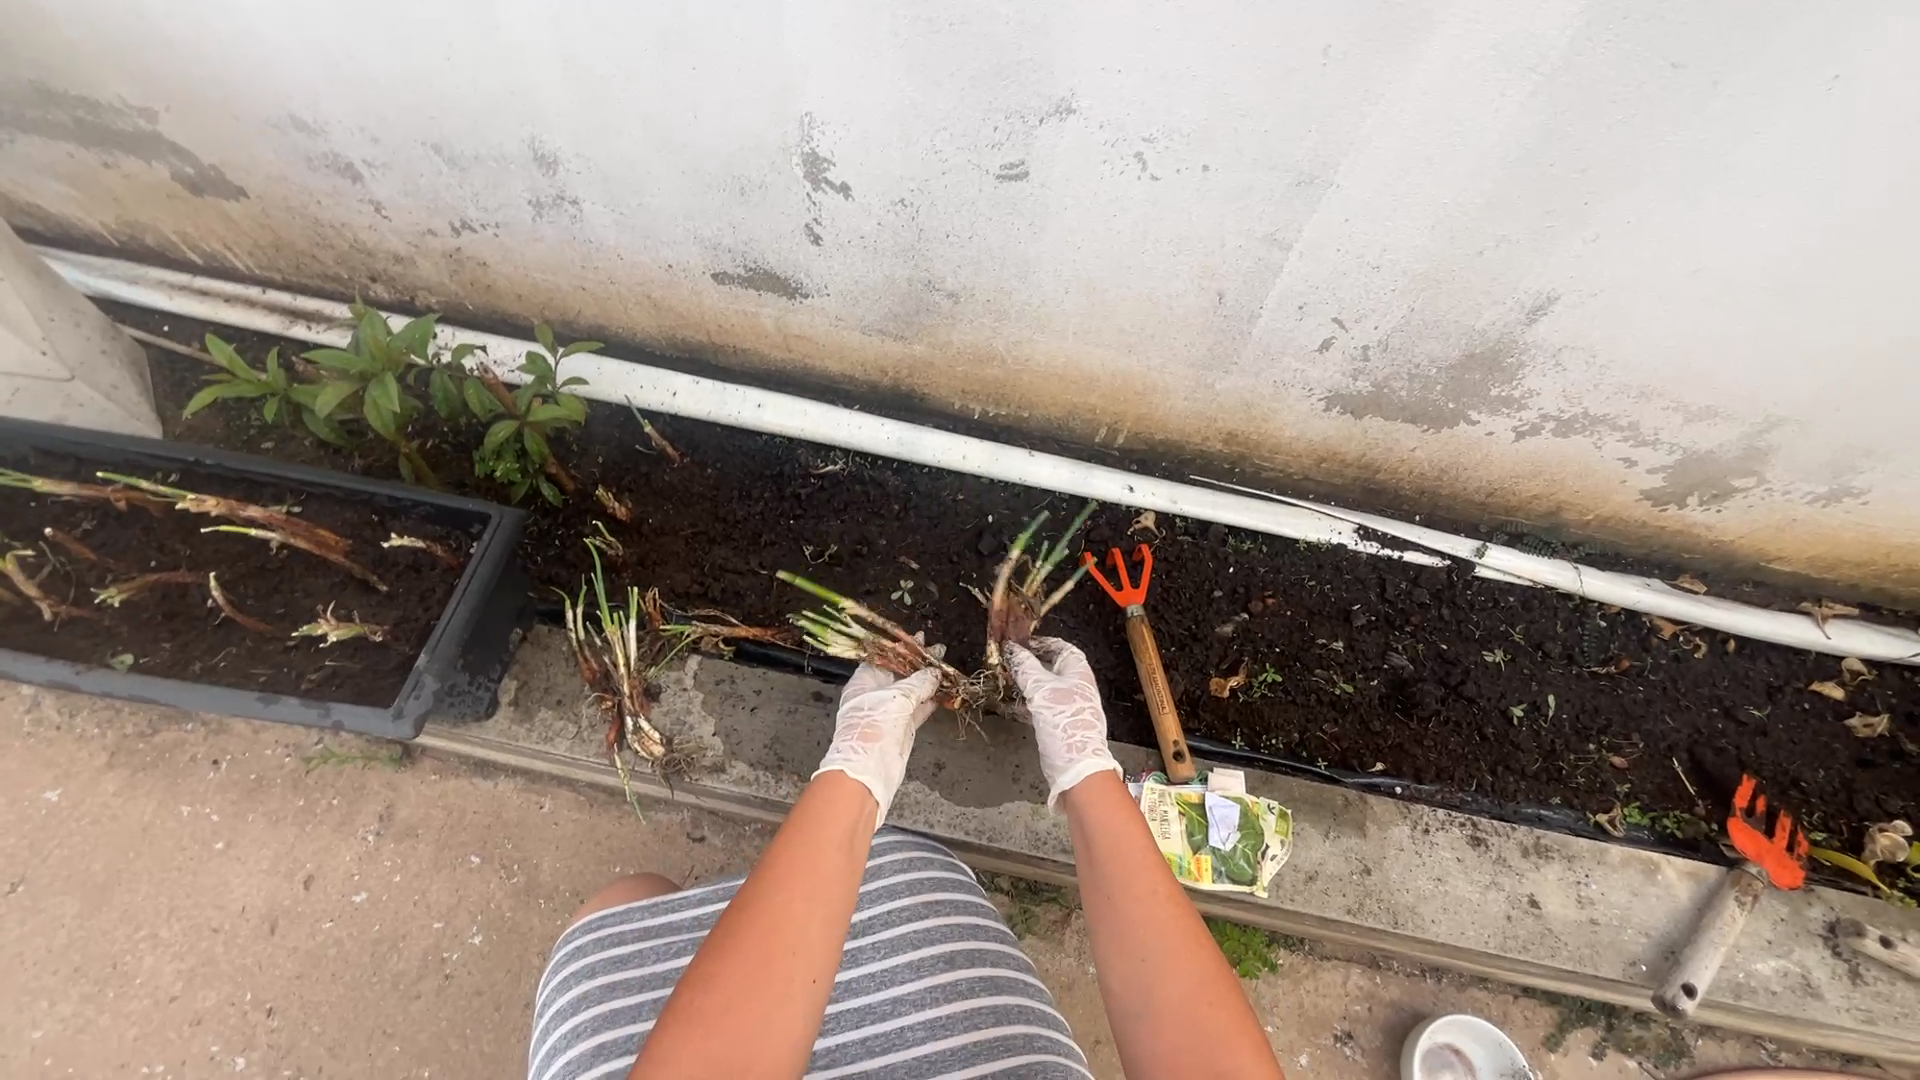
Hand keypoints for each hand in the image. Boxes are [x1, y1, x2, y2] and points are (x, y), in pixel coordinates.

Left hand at [813, 664, 941, 829]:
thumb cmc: (872, 727)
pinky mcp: (901, 728)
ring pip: (911, 691)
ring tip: (944, 668)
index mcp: (864, 682)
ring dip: (927, 681)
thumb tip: (934, 673)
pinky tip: (942, 692)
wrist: (868, 768)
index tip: (919, 638)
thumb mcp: (897, 698)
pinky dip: (929, 701)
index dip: (902, 648)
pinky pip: (917, 709)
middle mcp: (874, 695)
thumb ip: (918, 682)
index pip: (884, 658)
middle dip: (918, 663)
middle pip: (899, 673)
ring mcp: (888, 712)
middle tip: (938, 651)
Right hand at [1005, 637, 1122, 808]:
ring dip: (1025, 683)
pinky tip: (1009, 705)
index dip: (1041, 642)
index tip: (1021, 642)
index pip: (1061, 647)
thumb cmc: (1064, 722)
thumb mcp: (1040, 688)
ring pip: (1043, 687)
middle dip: (1029, 663)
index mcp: (1078, 672)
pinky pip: (1040, 706)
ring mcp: (1067, 705)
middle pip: (1051, 667)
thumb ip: (1024, 666)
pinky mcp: (1058, 723)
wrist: (1075, 764)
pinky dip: (1025, 703)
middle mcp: (1075, 686)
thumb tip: (1011, 648)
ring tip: (1005, 680)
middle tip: (1009, 661)